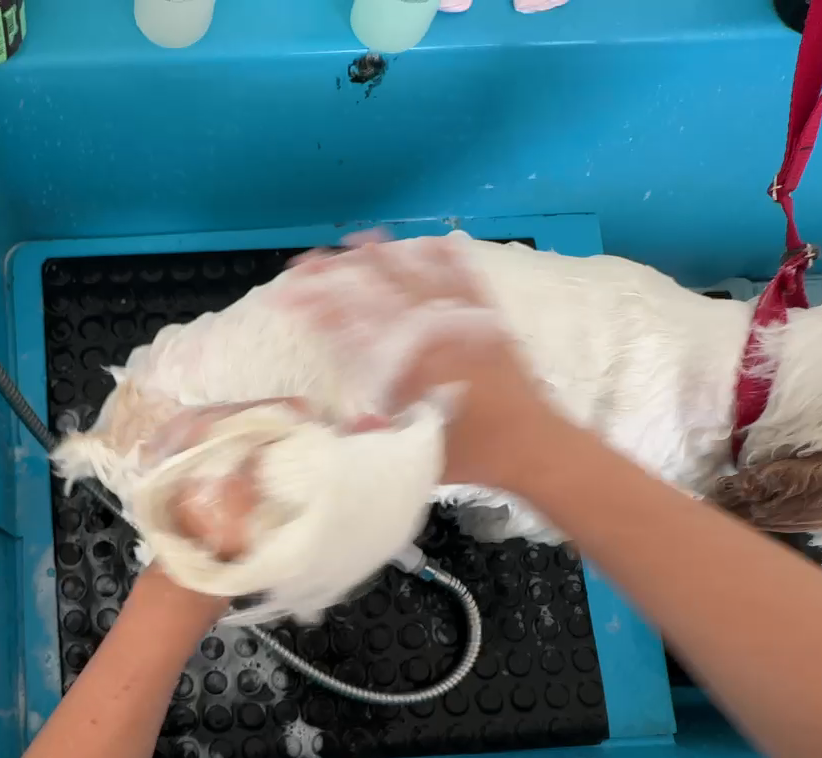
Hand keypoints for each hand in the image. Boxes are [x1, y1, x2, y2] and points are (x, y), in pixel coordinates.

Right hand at [277, 232, 581, 490]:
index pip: (350, 328)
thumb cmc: (470, 455)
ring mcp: (463, 324)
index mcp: (408, 365)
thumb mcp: (410, 449)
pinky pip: (467, 282)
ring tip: (357, 238)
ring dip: (385, 258)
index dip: (314, 309)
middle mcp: (434, 335)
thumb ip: (373, 430)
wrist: (536, 449)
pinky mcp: (489, 324)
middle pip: (377, 293)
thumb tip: (339, 419)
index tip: (286, 296)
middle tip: (306, 261)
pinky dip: (449, 260)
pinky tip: (435, 242)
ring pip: (418, 278)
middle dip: (337, 274)